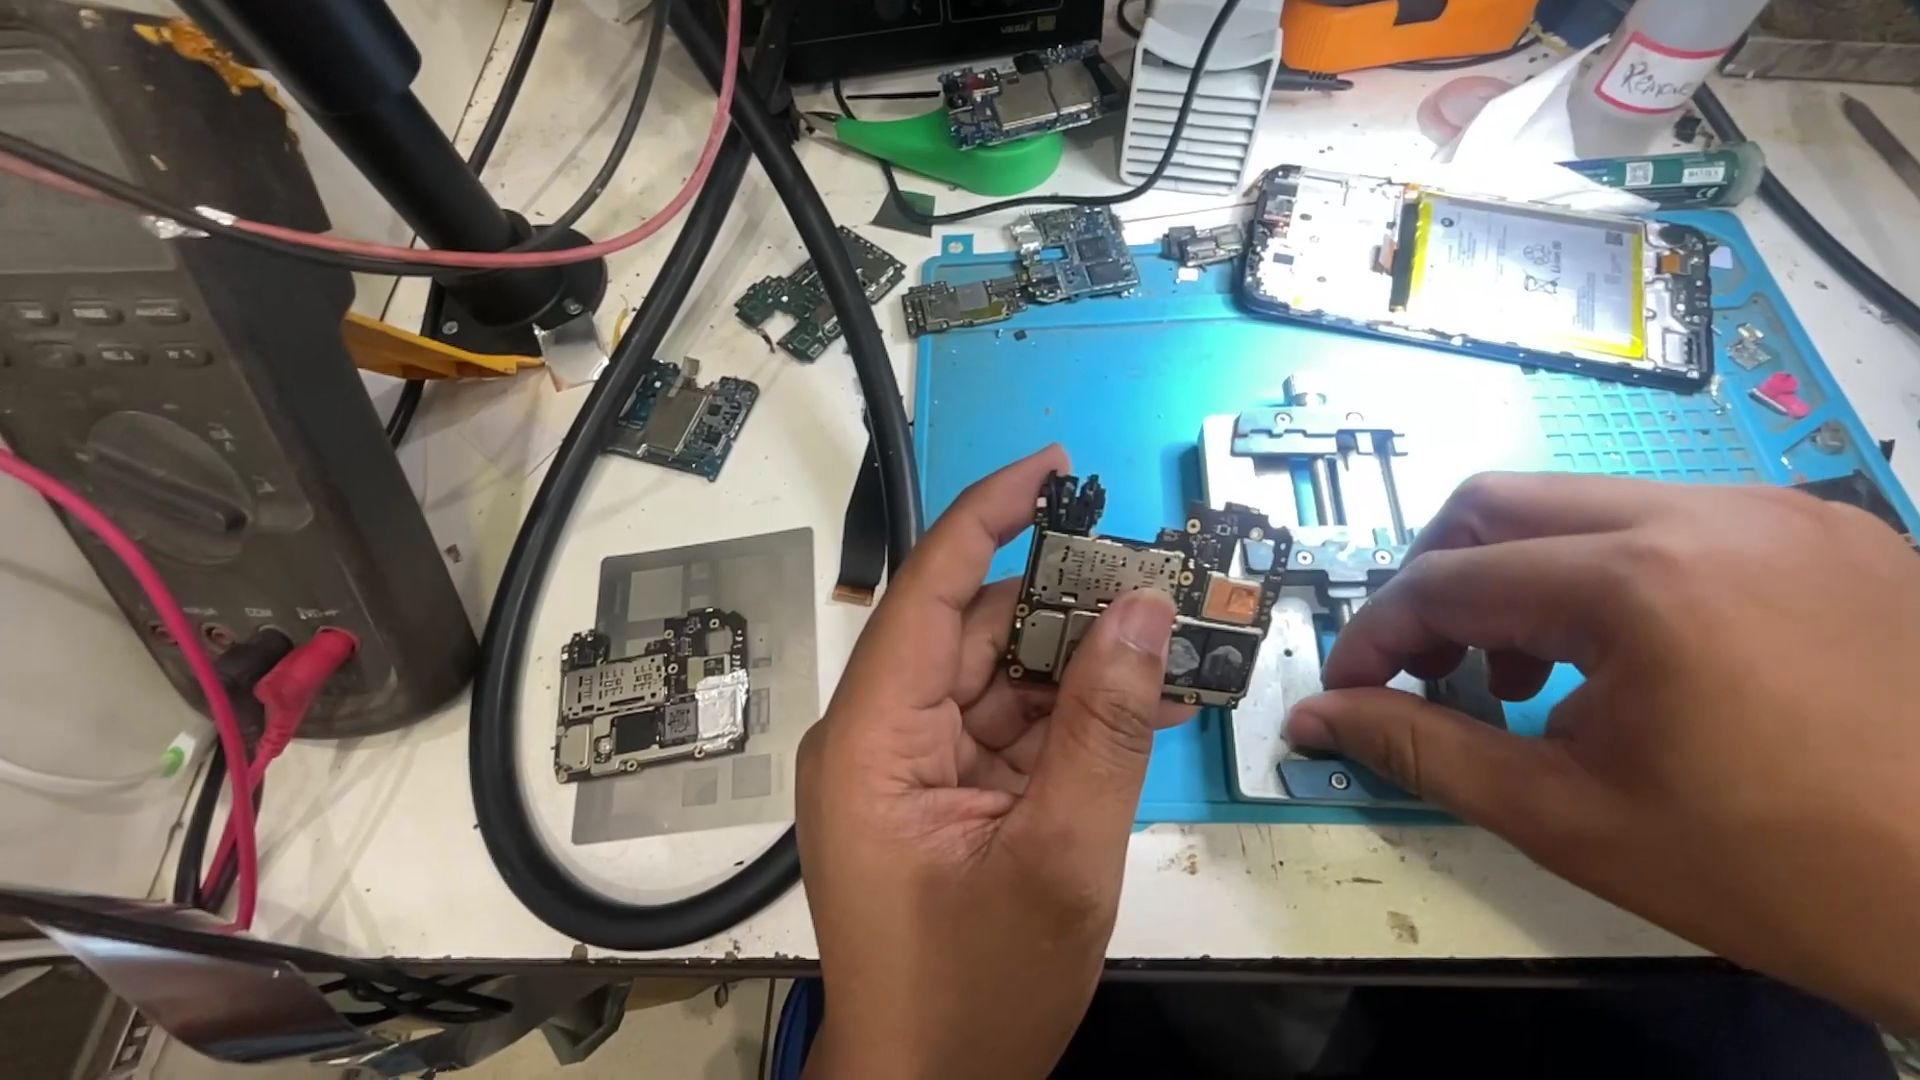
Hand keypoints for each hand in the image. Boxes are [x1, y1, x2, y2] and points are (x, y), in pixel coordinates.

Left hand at [798, 446, 1192, 1078]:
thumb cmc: (977, 993)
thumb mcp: (1060, 858)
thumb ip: (1102, 728)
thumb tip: (1141, 613)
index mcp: (874, 737)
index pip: (929, 591)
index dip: (989, 515)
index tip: (1053, 468)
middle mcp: (881, 732)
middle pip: (976, 632)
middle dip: (1065, 605)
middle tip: (1151, 582)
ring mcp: (912, 761)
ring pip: (1002, 676)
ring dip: (1079, 664)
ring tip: (1164, 647)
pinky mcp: (943, 787)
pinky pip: (1009, 725)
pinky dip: (1069, 715)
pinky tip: (1137, 706)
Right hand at [1286, 473, 1919, 1029]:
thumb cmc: (1781, 873)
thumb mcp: (1565, 815)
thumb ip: (1418, 747)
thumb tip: (1313, 717)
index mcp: (1639, 581)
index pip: (1442, 582)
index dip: (1374, 636)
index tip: (1350, 691)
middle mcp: (1705, 515)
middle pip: (1492, 504)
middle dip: (1429, 583)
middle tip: (1425, 664)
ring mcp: (1778, 515)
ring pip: (1572, 506)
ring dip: (1510, 576)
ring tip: (1523, 671)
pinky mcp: (1827, 534)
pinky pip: (1658, 523)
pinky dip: (1594, 575)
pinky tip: (1617, 655)